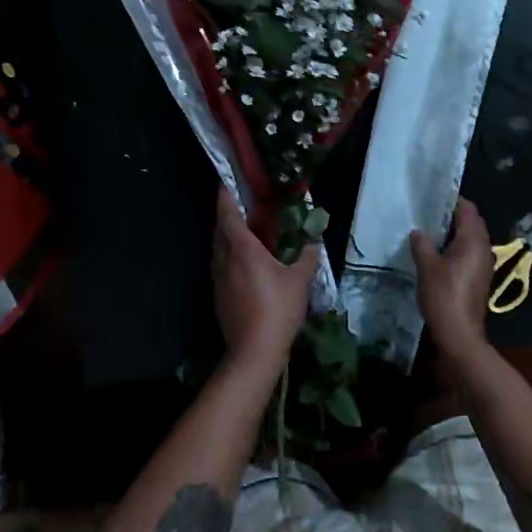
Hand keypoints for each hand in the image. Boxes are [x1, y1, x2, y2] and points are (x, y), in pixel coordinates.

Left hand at [213, 187, 317, 370]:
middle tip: (244, 205)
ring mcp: (219, 279)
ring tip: (248, 232)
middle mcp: (225, 260)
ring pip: (220, 249)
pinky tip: (249, 264)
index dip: (226, 196)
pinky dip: (232, 256)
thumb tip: (312, 242)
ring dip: (230, 236)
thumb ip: (307, 256)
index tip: (227, 181)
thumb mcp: (301, 280)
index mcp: (243, 250)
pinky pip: (223, 266)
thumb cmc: (278, 308)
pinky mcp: (220, 296)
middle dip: (228, 215)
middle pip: (220, 230)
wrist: (254, 350)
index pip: (228, 215)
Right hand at [409, 199, 494, 359]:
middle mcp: (484, 248)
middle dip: (454, 216)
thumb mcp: (427, 267)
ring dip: (456, 233)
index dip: (453, 201)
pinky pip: (472, 253)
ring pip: (473, 239)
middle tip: (431, 215)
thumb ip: (423, 245)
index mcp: (474, 240)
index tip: (435, 198)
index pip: (468, 210)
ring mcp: (485, 264)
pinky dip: (459, 248)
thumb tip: (419, 231)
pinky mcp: (481, 277)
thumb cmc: (444, 296)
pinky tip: (441, 255)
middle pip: (473, 222)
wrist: (460, 333)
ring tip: (433, 233)